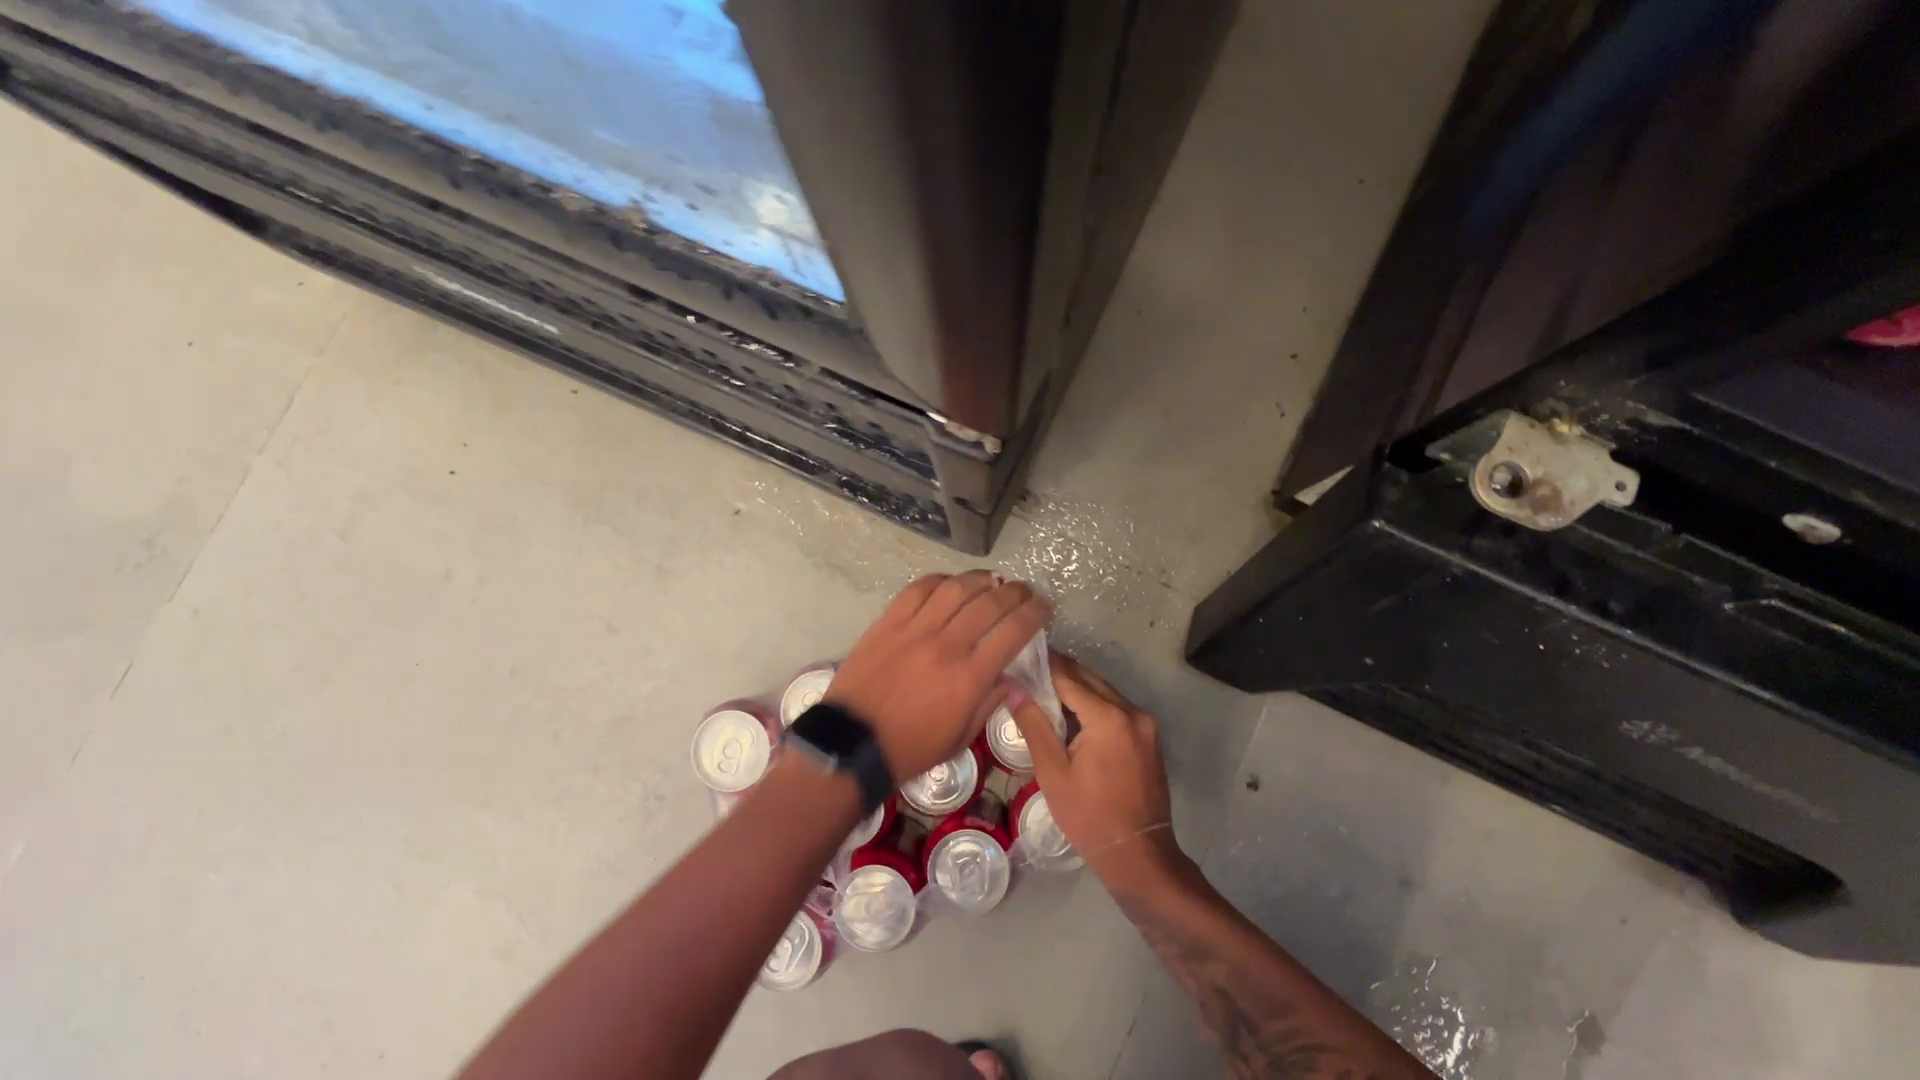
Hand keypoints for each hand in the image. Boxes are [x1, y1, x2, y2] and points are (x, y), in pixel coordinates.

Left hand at [826, 571, 1052, 780]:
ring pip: (956, 589)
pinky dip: (940, 581)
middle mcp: (947, 645)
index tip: (1045, 607)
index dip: (1035, 614)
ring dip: (980, 579)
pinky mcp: (888, 623)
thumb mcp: (960, 739)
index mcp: (970, 677)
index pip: (1014, 632)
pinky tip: (950, 584)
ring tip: (992, 580)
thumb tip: (1011, 679)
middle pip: (990, 603)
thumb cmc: (910, 748)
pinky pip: (917, 590)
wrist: (853, 745)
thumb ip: (988, 703)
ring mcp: (915, 630)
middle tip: (1024, 591)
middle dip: (1014, 592)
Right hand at [1010, 651, 1184, 889]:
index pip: (1069, 678)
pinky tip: (1072, 715)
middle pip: (1090, 679)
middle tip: (1028, 671)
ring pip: (1105, 692)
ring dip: (1078, 689)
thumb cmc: (1089, 816)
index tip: (1021, 655)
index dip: (1044, 666)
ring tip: (1044, 691)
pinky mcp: (1150, 737)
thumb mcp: (1052, 771)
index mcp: (1108, 717)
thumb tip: (1013, 688)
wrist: (1138, 852)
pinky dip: (1095, 705)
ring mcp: (1146, 724)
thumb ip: (1034, 725)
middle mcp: (1132, 711)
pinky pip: (1118, 709)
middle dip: (1061, 673)